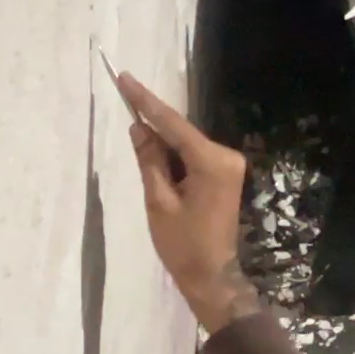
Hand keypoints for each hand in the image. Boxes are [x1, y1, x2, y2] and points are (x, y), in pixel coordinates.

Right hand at [117, 73, 261, 332]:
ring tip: (141, 158)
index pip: (172, 124)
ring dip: (162, 145)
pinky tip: (156, 163)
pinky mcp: (225, 175)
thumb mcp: (158, 201)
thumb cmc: (182, 244)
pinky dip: (174, 158)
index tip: (125, 77)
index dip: (146, 101)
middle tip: (125, 111)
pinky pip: (193, 157)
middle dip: (152, 126)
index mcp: (211, 161)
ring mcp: (229, 165)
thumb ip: (149, 160)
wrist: (211, 275)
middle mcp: (225, 156)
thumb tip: (139, 128)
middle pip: (180, 133)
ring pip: (186, 145)